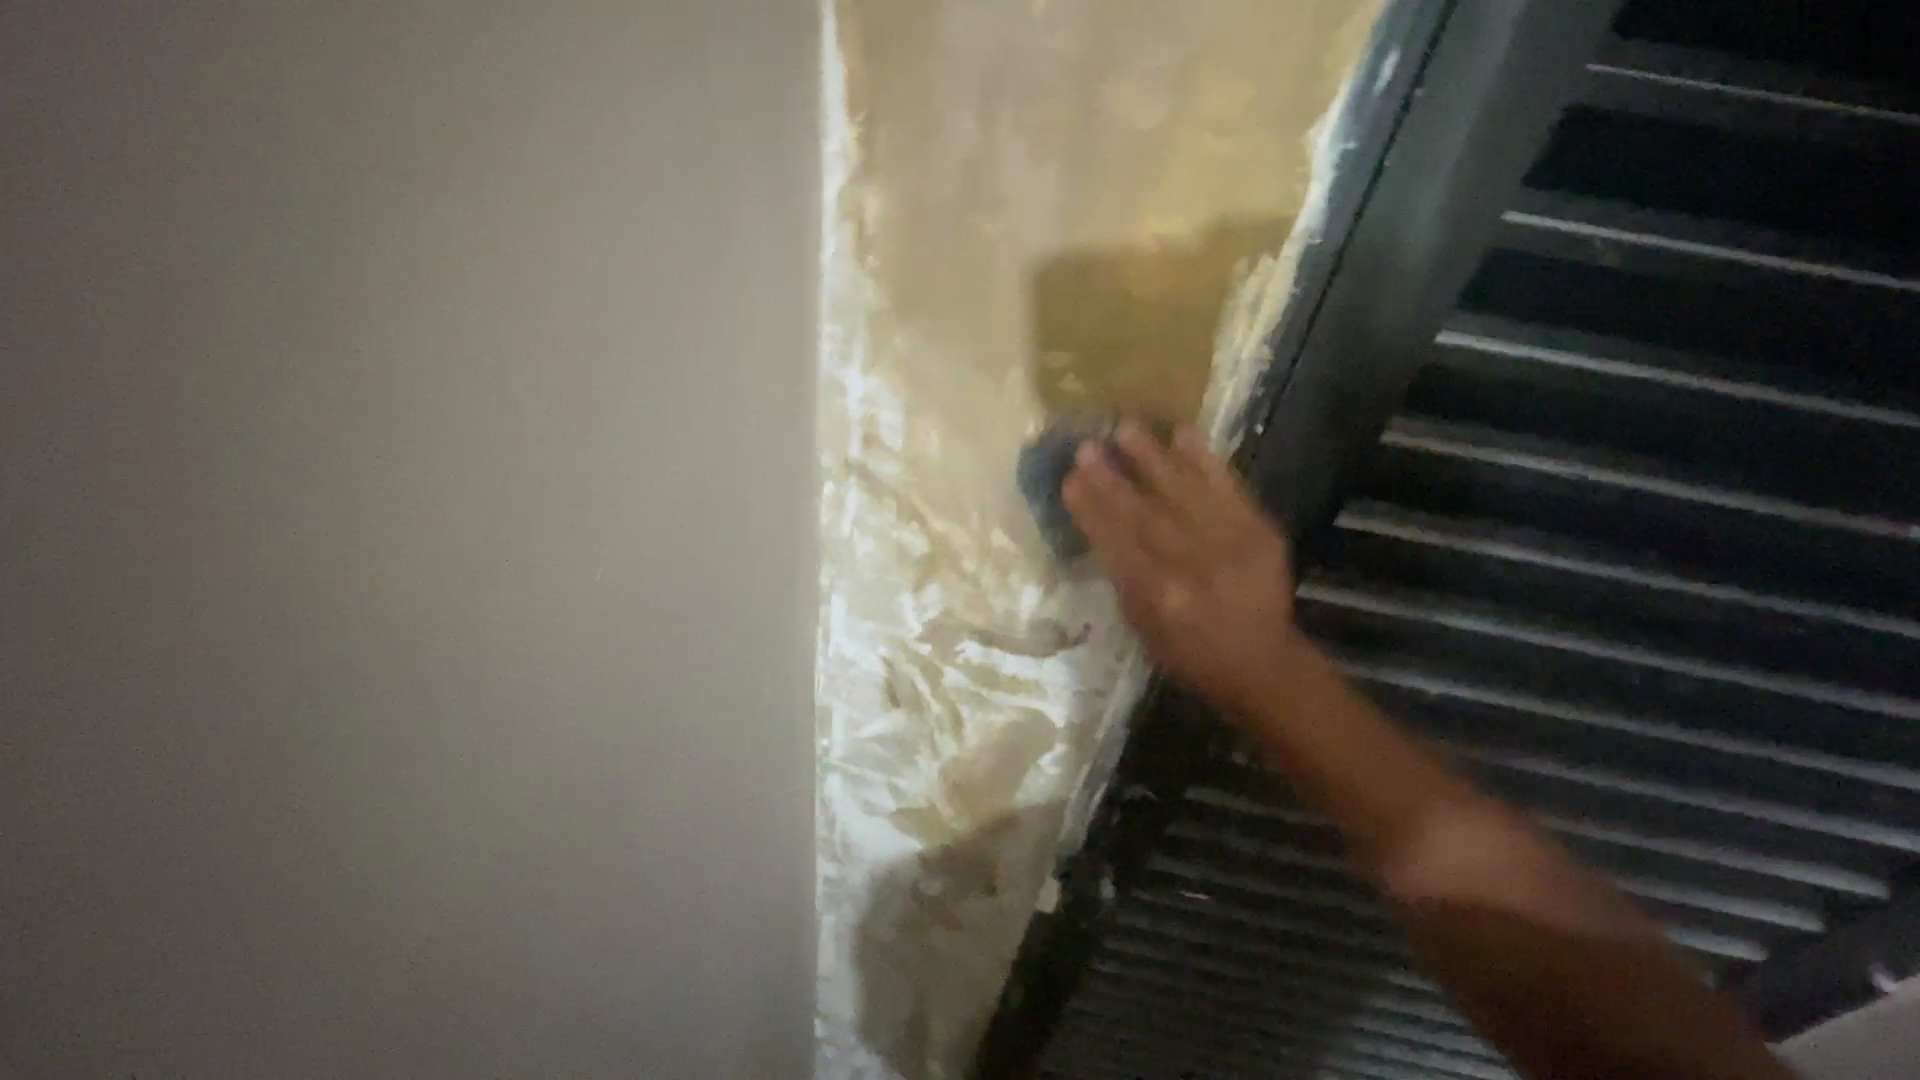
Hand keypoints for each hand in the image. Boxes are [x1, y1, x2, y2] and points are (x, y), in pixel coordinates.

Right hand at [1061, 421, 1303, 715]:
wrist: (1261, 663)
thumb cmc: (1190, 653)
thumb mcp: (1143, 627)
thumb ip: (1123, 578)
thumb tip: (1100, 526)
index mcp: (1159, 595)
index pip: (1116, 542)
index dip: (1090, 509)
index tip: (1069, 480)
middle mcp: (1192, 565)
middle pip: (1144, 513)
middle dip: (1111, 478)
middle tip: (1086, 447)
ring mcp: (1229, 543)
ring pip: (1183, 492)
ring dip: (1152, 457)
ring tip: (1126, 427)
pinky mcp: (1258, 530)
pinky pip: (1227, 487)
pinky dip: (1204, 459)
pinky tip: (1183, 433)